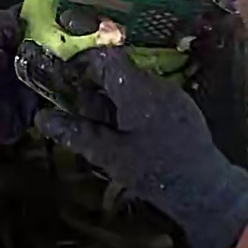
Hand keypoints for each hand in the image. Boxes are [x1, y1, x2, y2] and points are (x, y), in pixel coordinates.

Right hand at [34, 48, 247, 247]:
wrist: (205, 190)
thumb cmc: (154, 170)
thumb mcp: (109, 154)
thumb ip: (76, 133)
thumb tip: (42, 118)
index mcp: (136, 89)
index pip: (106, 57)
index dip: (83, 63)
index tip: (68, 80)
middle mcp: (156, 84)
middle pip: (118, 72)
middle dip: (96, 89)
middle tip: (83, 114)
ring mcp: (172, 94)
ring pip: (134, 86)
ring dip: (114, 100)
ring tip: (104, 129)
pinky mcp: (182, 108)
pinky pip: (150, 98)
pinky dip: (133, 108)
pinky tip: (128, 134)